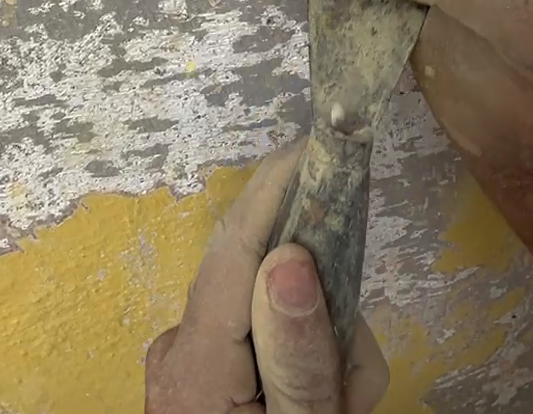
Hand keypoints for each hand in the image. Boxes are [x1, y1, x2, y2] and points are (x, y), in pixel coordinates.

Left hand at [144, 142, 389, 413]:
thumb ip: (299, 357)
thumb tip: (292, 256)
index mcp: (196, 364)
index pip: (236, 249)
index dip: (275, 187)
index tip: (315, 144)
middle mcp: (180, 346)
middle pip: (256, 272)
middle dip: (318, 289)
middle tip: (352, 358)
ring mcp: (188, 355)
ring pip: (267, 300)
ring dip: (319, 334)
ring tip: (341, 400)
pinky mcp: (203, 365)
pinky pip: (259, 327)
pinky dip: (302, 350)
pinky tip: (321, 396)